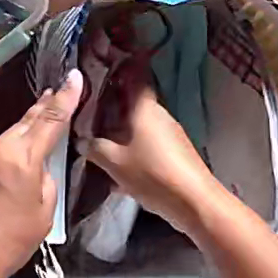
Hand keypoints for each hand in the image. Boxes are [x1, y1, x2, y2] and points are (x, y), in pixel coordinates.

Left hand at [0, 69, 84, 277]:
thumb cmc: (9, 242)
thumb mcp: (44, 213)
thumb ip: (45, 179)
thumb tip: (37, 166)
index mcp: (21, 159)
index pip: (50, 120)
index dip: (65, 98)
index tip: (74, 76)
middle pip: (25, 122)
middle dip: (43, 108)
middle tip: (57, 92)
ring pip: (6, 137)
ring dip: (22, 135)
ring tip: (38, 131)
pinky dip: (3, 153)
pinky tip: (9, 166)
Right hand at [82, 83, 223, 236]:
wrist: (195, 203)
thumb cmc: (152, 173)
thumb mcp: (114, 162)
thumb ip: (94, 148)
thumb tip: (82, 141)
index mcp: (145, 109)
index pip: (133, 80)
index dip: (117, 74)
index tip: (99, 75)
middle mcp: (160, 116)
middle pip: (133, 106)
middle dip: (112, 111)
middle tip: (89, 117)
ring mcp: (170, 136)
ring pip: (140, 128)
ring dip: (122, 135)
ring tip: (99, 145)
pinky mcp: (176, 154)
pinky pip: (149, 146)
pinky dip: (134, 152)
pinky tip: (119, 172)